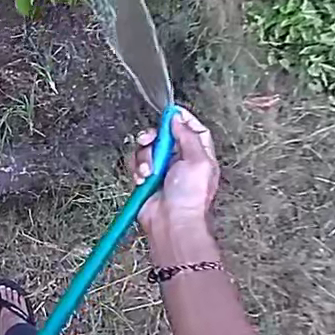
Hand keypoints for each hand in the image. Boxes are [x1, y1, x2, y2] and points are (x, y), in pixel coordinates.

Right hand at [132, 106, 218, 246]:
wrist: (172, 222)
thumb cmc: (190, 198)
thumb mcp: (197, 160)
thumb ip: (188, 136)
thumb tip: (178, 119)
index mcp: (199, 155)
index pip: (192, 129)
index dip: (181, 119)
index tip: (171, 112)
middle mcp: (181, 161)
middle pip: (165, 136)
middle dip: (155, 136)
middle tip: (150, 140)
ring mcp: (162, 170)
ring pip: (147, 148)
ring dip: (145, 157)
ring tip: (149, 171)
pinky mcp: (146, 179)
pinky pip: (136, 163)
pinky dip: (137, 169)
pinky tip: (143, 179)